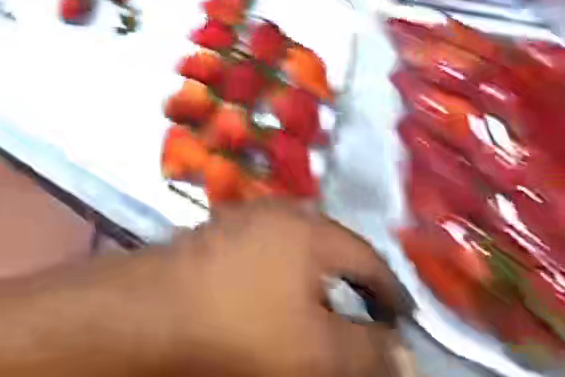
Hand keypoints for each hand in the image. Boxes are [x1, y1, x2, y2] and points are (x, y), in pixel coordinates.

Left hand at [117, 201, 409, 376]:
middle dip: (349, 274)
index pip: (365, 254)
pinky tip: (275, 298)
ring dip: (313, 273)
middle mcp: (274, 211)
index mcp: (308, 229)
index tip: (405, 320)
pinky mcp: (210, 233)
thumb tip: (404, 353)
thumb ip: (371, 353)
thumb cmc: (249, 328)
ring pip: (291, 242)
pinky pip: (261, 248)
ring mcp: (237, 217)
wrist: (159, 308)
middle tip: (367, 312)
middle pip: (326, 240)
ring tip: (324, 310)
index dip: (391, 290)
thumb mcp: (323, 353)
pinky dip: (280, 271)